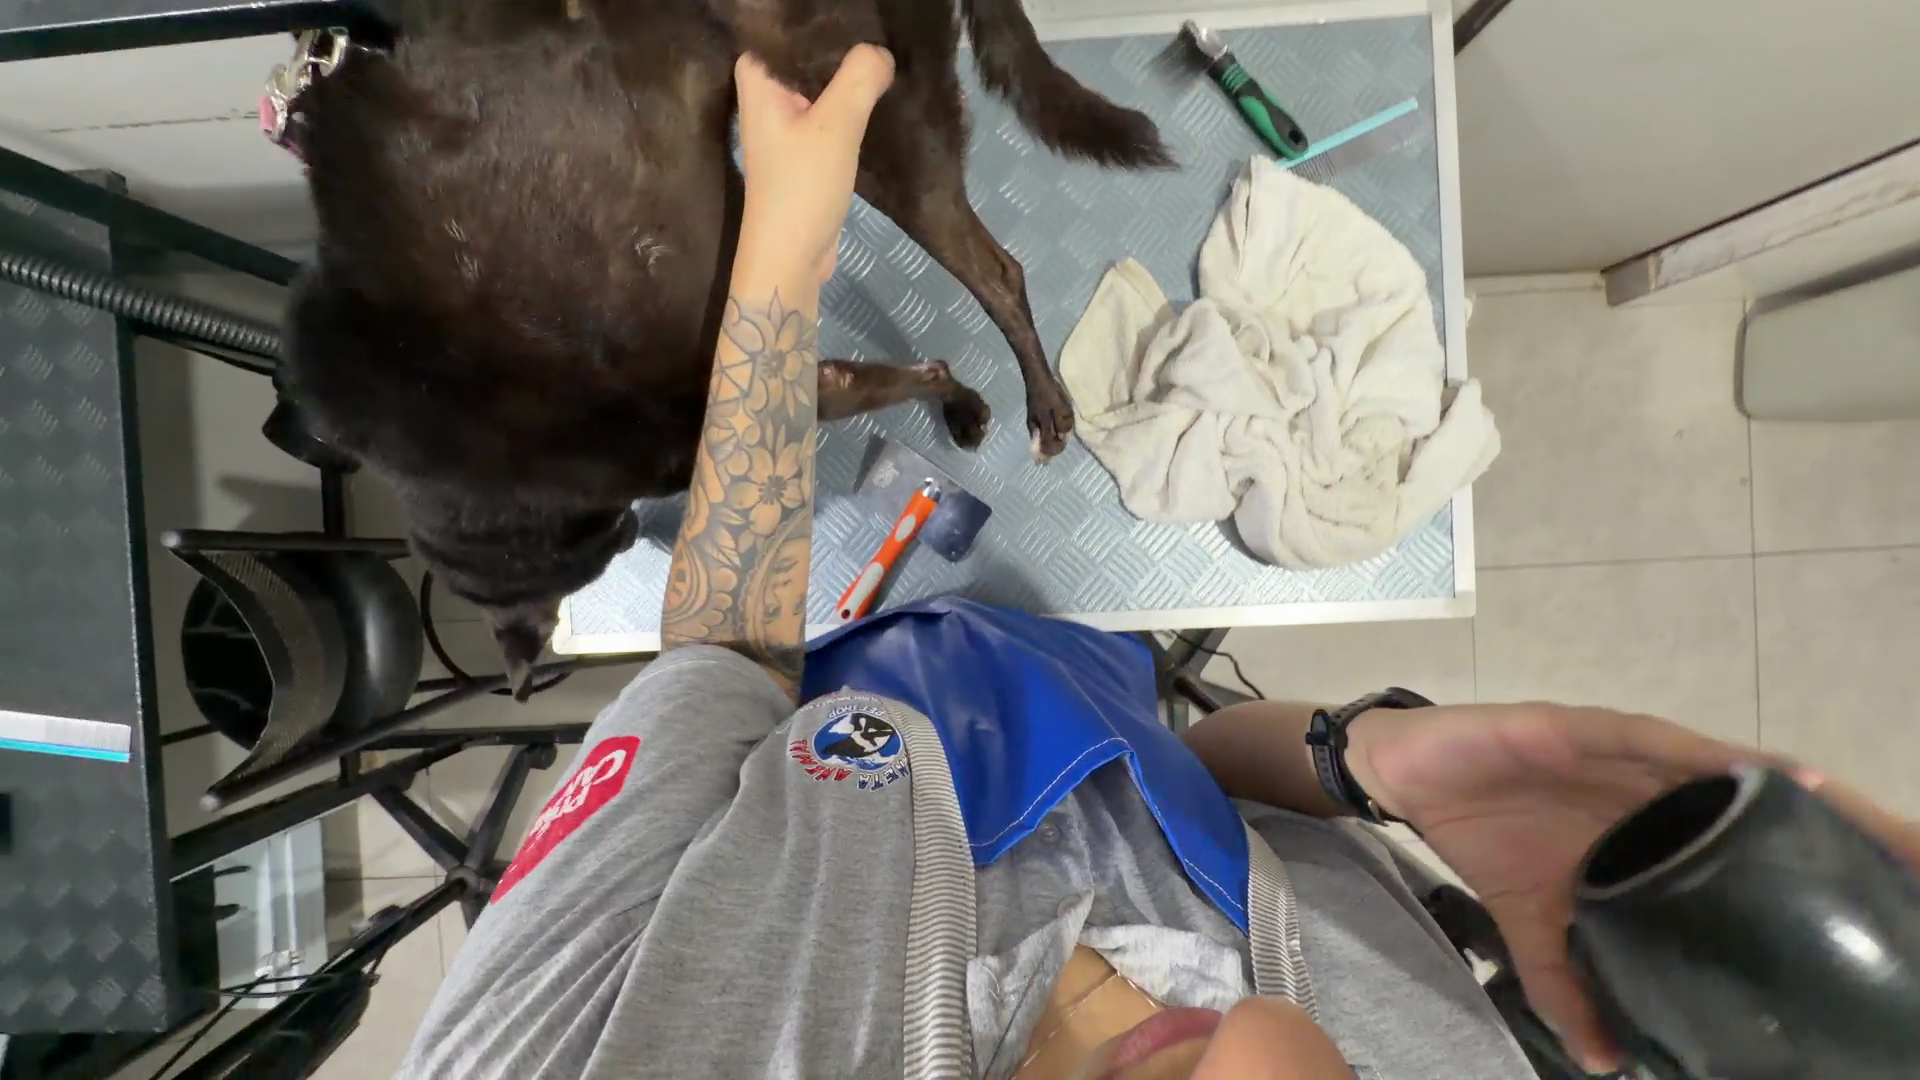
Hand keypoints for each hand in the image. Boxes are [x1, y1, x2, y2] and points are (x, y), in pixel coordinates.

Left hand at [733, 45, 893, 286]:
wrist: (790, 258)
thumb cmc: (802, 189)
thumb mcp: (837, 126)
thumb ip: (861, 78)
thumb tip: (882, 54)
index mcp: (759, 75)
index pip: (792, 27)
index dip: (829, 23)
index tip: (866, 17)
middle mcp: (767, 93)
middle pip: (810, 53)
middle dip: (846, 48)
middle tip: (885, 35)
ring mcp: (787, 123)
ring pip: (824, 85)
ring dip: (853, 80)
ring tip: (888, 60)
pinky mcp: (805, 150)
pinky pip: (831, 114)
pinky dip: (852, 109)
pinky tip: (879, 98)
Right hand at [1344, 704, 1919, 1074]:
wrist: (1403, 776)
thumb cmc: (1474, 832)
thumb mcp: (1526, 917)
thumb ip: (1566, 978)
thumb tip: (1608, 1062)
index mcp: (1639, 827)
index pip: (1745, 847)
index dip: (1822, 875)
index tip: (1907, 923)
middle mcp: (1640, 785)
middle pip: (1757, 804)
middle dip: (1847, 836)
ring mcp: (1609, 751)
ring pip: (1718, 766)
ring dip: (1801, 793)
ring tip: (1886, 831)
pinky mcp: (1566, 727)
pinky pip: (1645, 738)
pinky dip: (1707, 755)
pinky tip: (1767, 774)